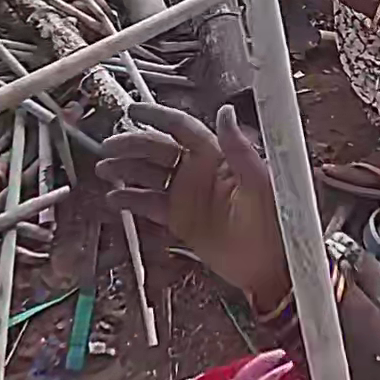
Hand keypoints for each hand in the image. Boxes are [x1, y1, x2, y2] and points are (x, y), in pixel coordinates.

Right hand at [100, 104, 289, 310]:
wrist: (272, 268)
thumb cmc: (274, 223)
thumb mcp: (259, 184)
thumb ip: (240, 149)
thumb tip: (226, 113)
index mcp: (216, 155)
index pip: (180, 128)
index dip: (156, 117)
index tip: (133, 110)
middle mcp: (197, 170)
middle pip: (157, 149)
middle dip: (131, 145)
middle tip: (109, 147)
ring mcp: (187, 194)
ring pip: (149, 174)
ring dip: (126, 169)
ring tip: (105, 169)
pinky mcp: (180, 219)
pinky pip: (150, 204)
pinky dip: (130, 200)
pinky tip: (114, 199)